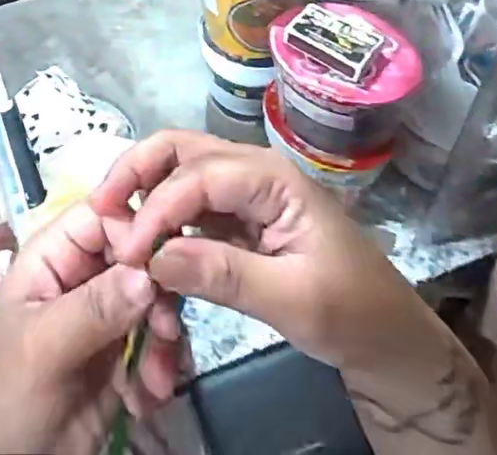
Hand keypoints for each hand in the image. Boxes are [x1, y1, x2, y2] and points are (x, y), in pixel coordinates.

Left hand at [0, 202, 184, 454]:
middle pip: (137, 257)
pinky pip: (157, 345)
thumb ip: (92, 308)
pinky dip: (161, 370)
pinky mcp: (120, 360)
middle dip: (159, 293)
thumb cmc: (3, 401)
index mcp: (52, 257)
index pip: (102, 216)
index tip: (161, 267)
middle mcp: (81, 278)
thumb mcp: (40, 349)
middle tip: (167, 333)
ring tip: (156, 381)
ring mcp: (103, 319)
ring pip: (155, 302)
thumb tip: (147, 270)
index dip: (135, 231)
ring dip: (164, 340)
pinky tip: (147, 400)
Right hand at [92, 131, 422, 370]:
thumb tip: (152, 257)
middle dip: (135, 171)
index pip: (198, 175)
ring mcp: (243, 193)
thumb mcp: (295, 301)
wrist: (395, 346)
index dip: (157, 208)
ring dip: (142, 192)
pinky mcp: (236, 218)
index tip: (129, 251)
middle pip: (179, 150)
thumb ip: (224, 274)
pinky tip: (144, 245)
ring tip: (114, 225)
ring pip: (177, 172)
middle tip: (101, 206)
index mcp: (273, 177)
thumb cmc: (357, 316)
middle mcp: (252, 171)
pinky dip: (159, 219)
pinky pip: (186, 206)